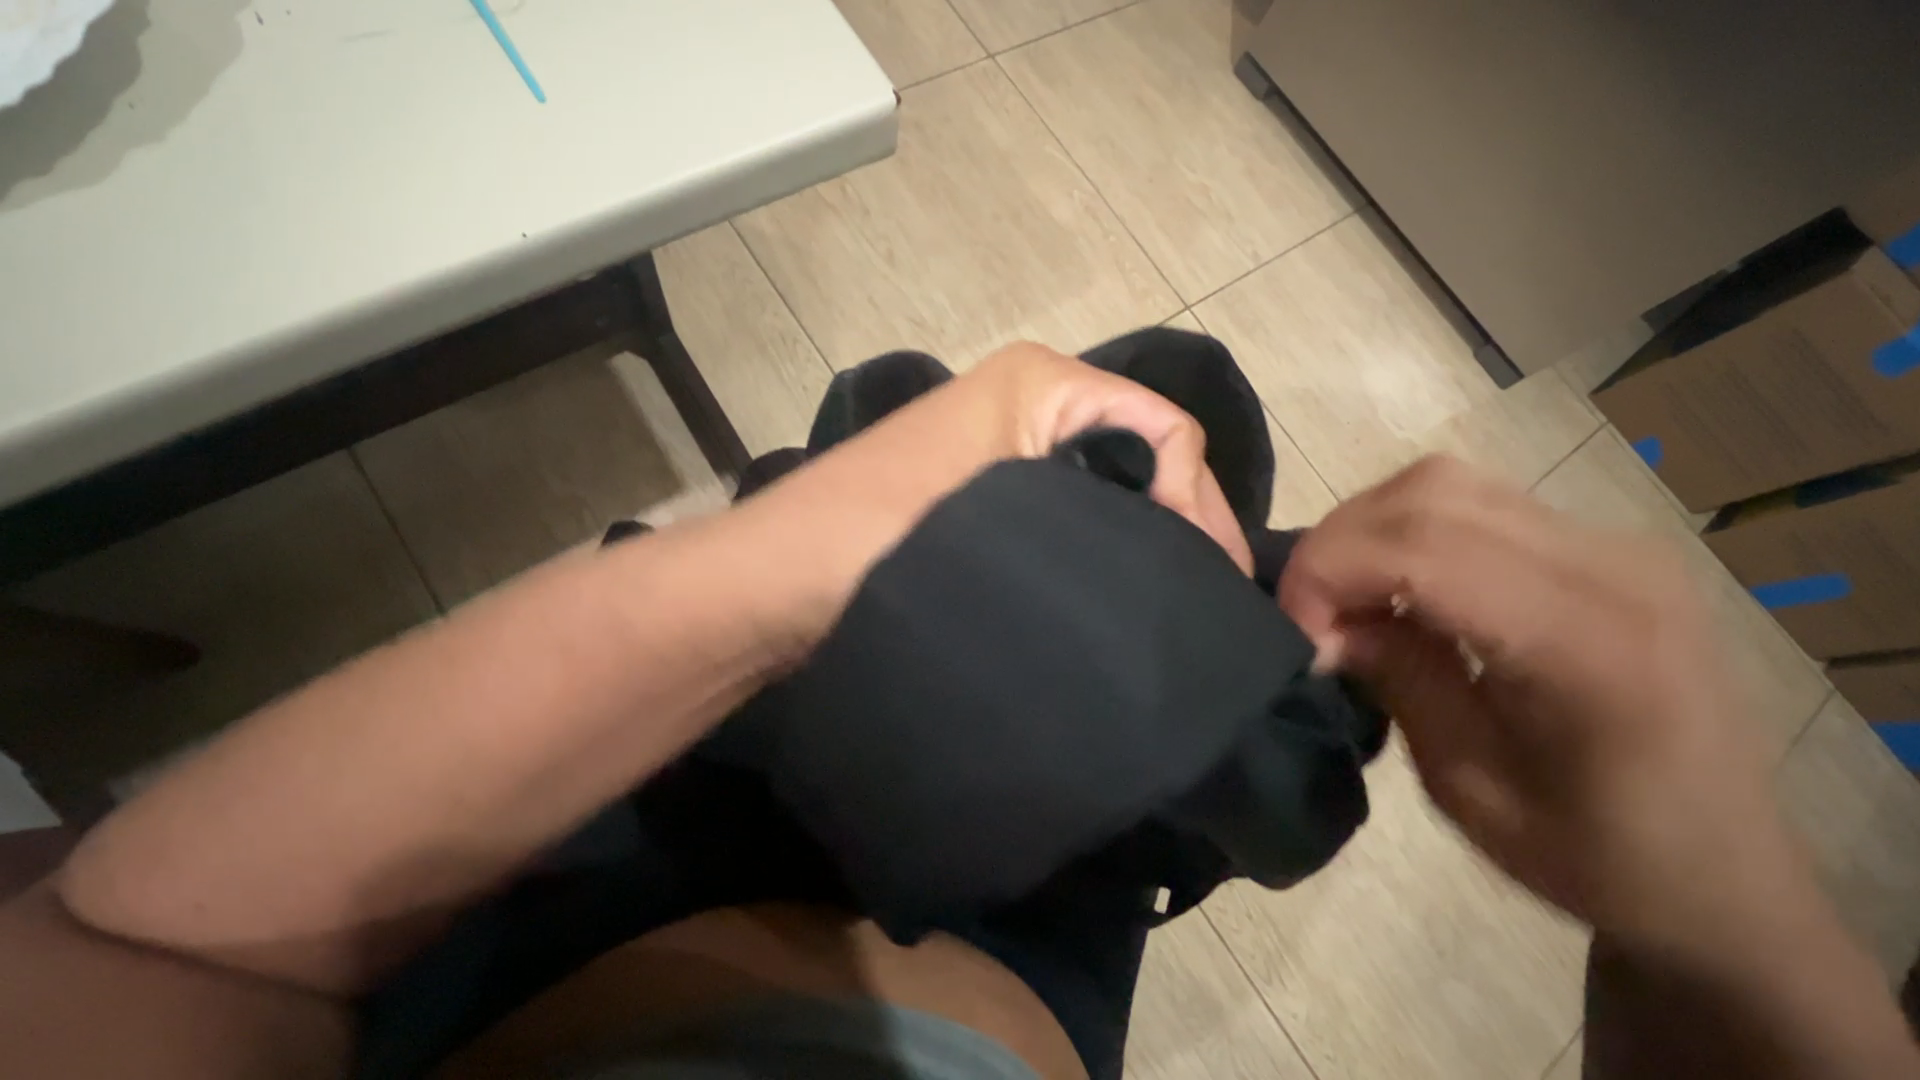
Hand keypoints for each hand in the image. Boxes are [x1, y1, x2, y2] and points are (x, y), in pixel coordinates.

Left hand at [737, 342, 1251, 659]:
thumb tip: (1185, 566)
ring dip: (1139, 549)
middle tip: (1206, 611)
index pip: (1167, 434)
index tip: (1217, 589)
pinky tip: (1110, 607)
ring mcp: (1003, 452)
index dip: (1205, 509)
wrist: (772, 586)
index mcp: (1041, 384)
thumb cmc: (878, 539)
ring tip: (1169, 618)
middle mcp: (1028, 404)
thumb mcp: (1005, 518)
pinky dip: (1096, 557)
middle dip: (1180, 530)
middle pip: (1143, 461)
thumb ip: (1107, 520)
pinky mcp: (984, 501)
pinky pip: (1066, 519)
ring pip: (1107, 494)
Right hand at [1277, 455, 1812, 960]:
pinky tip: (1397, 588)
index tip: (1293, 635)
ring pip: (1447, 483)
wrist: (1721, 873)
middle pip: (1430, 494)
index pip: (1422, 549)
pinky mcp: (1603, 546)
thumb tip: (1322, 623)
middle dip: (1337, 545)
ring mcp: (1615, 546)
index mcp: (1587, 644)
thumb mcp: (1470, 789)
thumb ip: (1399, 680)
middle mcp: (1610, 568)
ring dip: (1369, 530)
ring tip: (1344, 600)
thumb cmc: (1592, 856)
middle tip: (1307, 617)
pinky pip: (1476, 502)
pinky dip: (1408, 530)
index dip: (1328, 573)